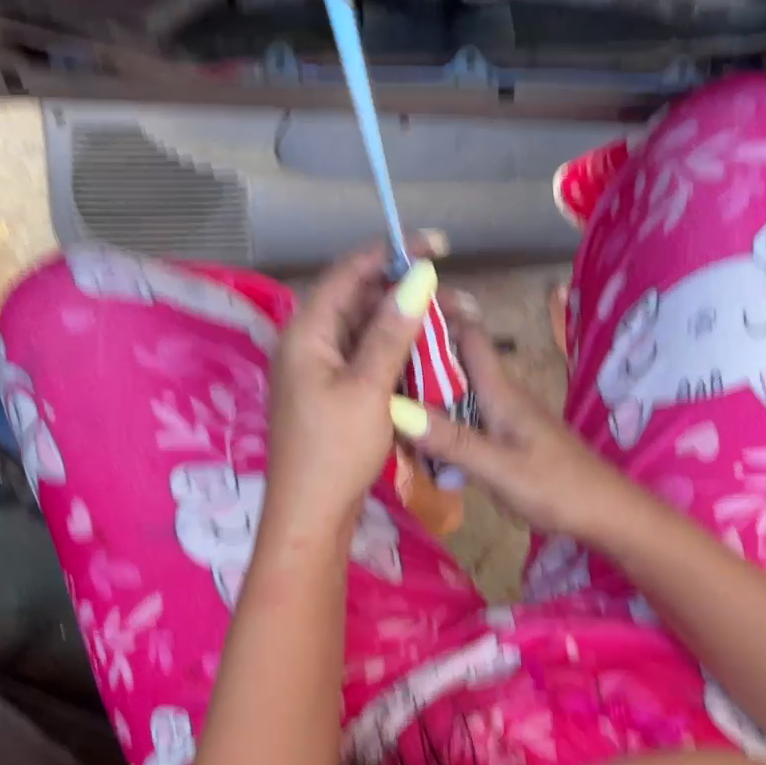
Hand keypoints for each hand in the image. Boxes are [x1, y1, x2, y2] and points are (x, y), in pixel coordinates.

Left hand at [265, 242, 439, 539]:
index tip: (438, 247)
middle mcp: (310, 341)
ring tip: (455, 324)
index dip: (393, 252)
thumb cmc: (335, 451)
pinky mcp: (335, 391)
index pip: (351, 272)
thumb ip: (392, 331)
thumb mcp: (369, 388)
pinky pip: (369, 357)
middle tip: (458, 298)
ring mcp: (321, 368)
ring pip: (369, 330)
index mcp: (307, 331)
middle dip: (408, 293)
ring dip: (408, 324)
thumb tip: (417, 277)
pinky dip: (398, 352)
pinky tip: (431, 355)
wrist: (311, 517)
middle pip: (361, 299)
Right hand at [395, 294, 640, 541]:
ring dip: (426, 394)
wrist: (604, 513)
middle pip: (456, 362)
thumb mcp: (498, 467)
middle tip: (375, 364)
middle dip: (419, 357)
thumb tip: (394, 408)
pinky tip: (420, 443)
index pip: (467, 334)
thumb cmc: (556, 487)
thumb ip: (450, 440)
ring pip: (458, 393)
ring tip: (384, 402)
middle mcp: (502, 396)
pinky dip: (441, 423)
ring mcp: (506, 418)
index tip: (397, 308)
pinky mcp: (508, 440)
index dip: (437, 314)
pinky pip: (466, 420)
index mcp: (501, 391)